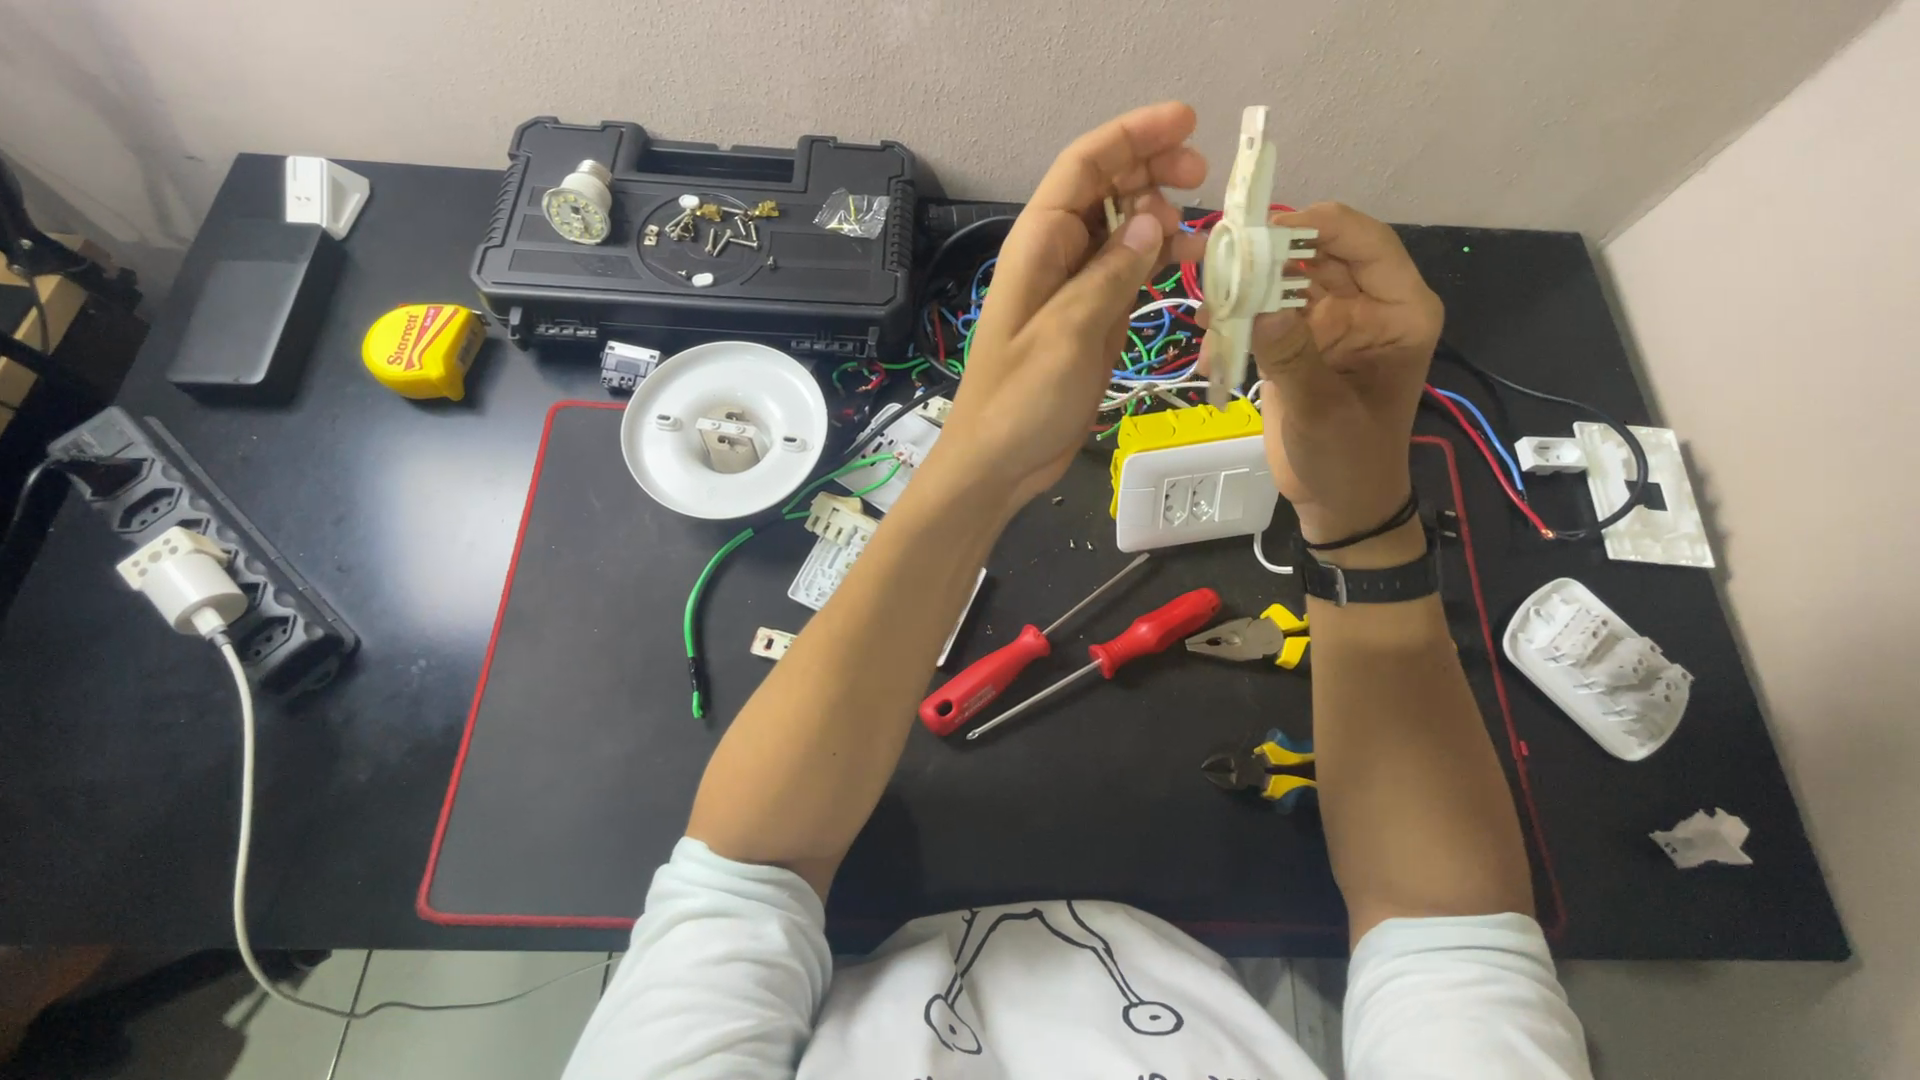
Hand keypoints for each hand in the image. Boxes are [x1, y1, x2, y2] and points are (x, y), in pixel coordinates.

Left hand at [929, 103, 1208, 513]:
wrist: (999, 462)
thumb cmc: (1021, 401)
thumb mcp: (1069, 334)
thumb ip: (1111, 274)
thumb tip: (1153, 219)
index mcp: (1037, 246)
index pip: (1084, 167)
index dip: (1132, 135)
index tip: (1188, 121)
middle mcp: (1055, 257)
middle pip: (1105, 190)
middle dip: (1152, 169)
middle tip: (1202, 177)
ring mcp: (1073, 289)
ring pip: (1121, 231)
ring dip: (1161, 219)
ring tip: (1203, 229)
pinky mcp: (1089, 320)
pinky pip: (1127, 274)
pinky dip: (1157, 262)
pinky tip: (1189, 262)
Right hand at [1217, 202, 1442, 543]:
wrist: (1337, 502)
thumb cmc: (1349, 459)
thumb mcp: (1323, 411)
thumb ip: (1293, 357)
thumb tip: (1258, 308)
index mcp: (1397, 310)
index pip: (1365, 243)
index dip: (1318, 227)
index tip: (1265, 232)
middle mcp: (1363, 305)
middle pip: (1316, 254)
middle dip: (1267, 254)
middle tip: (1217, 259)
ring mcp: (1325, 323)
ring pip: (1283, 280)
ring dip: (1243, 287)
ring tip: (1206, 302)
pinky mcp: (1294, 343)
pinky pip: (1262, 314)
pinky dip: (1235, 319)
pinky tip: (1208, 334)